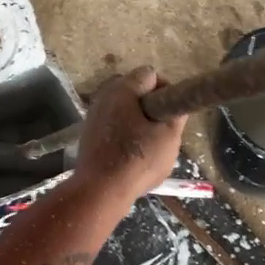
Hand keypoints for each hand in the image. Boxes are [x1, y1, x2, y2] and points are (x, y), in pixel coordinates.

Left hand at [70, 67, 187, 204]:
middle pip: (134, 89)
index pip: (150, 74)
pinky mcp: (88, 131)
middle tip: (162, 127)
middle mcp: (104, 95)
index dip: (166, 89)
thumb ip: (176, 114)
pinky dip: (123, 130)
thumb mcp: (169, 137)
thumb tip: (176, 105)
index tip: (172, 110)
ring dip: (137, 118)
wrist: (100, 190)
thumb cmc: (138, 160)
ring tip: (148, 142)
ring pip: (122, 107)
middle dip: (151, 104)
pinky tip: (130, 151)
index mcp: (122, 89)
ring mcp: (93, 113)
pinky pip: (112, 122)